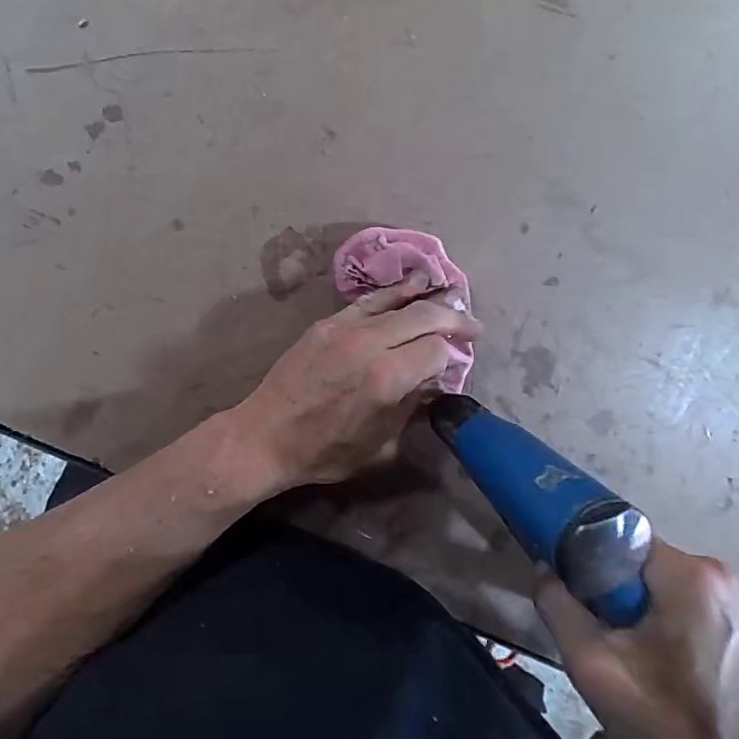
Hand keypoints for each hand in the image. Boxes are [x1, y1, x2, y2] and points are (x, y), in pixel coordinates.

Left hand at [232, 273, 481, 489]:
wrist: (265, 436)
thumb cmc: (324, 452)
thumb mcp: (380, 446)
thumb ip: (412, 409)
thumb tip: (433, 381)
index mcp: (386, 379)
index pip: (438, 351)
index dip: (454, 356)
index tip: (458, 364)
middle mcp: (370, 345)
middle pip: (425, 317)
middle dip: (455, 319)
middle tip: (473, 327)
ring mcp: (346, 328)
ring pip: (399, 302)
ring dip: (429, 298)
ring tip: (452, 296)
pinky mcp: (328, 323)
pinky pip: (369, 301)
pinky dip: (395, 292)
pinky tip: (413, 286)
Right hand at [536, 543, 738, 738]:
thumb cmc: (670, 720)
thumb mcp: (593, 665)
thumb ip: (557, 607)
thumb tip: (544, 568)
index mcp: (688, 571)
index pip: (620, 538)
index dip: (590, 561)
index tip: (580, 594)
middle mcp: (719, 574)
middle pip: (643, 562)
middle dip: (616, 591)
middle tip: (606, 635)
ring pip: (666, 585)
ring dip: (643, 609)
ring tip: (634, 656)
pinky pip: (692, 605)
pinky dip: (671, 624)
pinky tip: (666, 666)